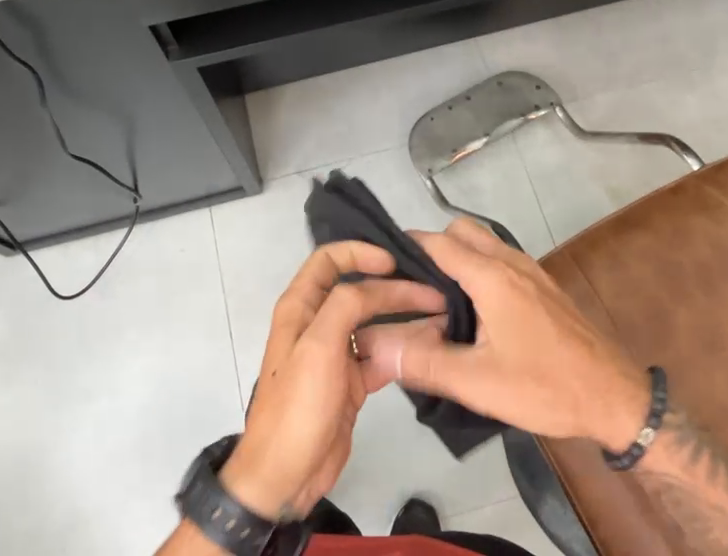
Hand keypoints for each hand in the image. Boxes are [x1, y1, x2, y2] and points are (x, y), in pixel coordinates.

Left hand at [218, 242, 446, 519]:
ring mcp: (335, 354)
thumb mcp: (318, 347)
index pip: (327, 260)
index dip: (359, 252)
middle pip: (358, 290)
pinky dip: (403, 350)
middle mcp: (317, 324)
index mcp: (300, 308)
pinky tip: (429, 349)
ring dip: (403, 318)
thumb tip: (377, 285)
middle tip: (434, 292)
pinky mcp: (351, 383)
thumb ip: (345, 306)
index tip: (394, 262)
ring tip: (441, 316)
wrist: (286, 475)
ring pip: (373, 323)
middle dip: (394, 287)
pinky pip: (381, 356)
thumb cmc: (298, 405)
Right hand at [357, 218, 652, 453]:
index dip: (406, 249)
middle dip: (433, 250)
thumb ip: (423, 362)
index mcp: (492, 277)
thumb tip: (373, 345)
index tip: (381, 268)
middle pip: (461, 232)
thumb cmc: (544, 387)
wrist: (615, 399)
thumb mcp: (478, 384)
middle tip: (412, 289)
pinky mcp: (545, 287)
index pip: (437, 242)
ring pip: (485, 244)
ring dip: (459, 259)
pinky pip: (502, 260)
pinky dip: (481, 269)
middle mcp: (511, 262)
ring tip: (438, 301)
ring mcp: (532, 272)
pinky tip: (475, 312)